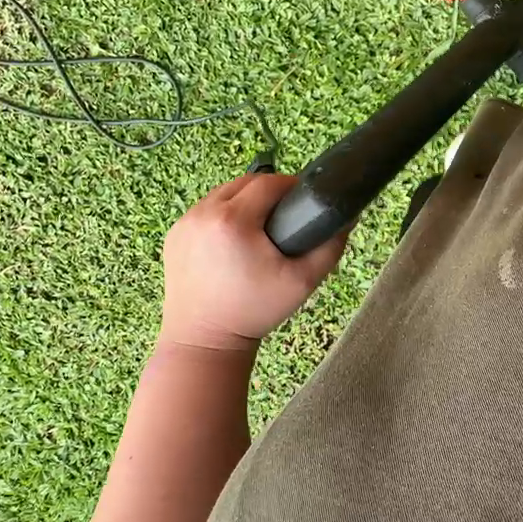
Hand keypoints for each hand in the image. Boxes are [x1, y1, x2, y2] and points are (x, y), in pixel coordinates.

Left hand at [158, 174, 347, 351]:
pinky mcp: (174, 235)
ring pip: (224, 193)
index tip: (304, 203)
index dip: (292, 187)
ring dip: (246, 200)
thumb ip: (331, 246)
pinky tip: (237, 236)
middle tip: (287, 216)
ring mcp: (185, 223)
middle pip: (245, 182)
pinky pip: (207, 210)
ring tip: (263, 225)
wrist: (204, 340)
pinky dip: (224, 214)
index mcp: (233, 221)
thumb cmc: (255, 310)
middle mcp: (203, 214)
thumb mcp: (304, 281)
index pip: (269, 183)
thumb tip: (348, 217)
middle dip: (269, 191)